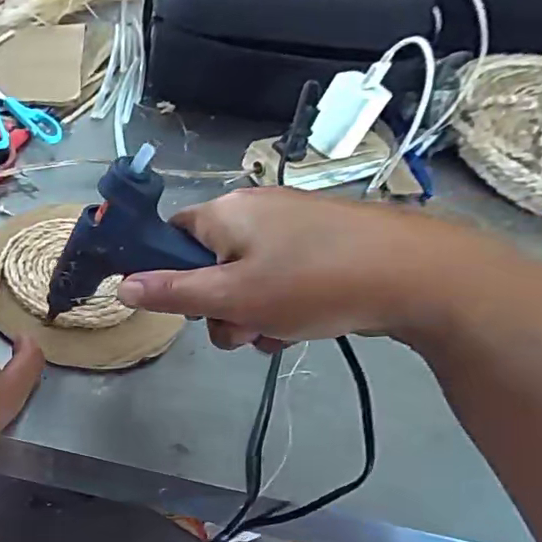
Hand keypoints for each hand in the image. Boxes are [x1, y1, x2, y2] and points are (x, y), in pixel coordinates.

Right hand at [115, 187, 541, 351]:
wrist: (421, 278)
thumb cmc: (313, 283)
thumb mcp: (232, 296)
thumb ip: (172, 293)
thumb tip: (121, 286)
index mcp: (226, 212)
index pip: (170, 237)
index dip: (167, 275)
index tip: (184, 307)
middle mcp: (256, 210)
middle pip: (206, 267)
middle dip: (215, 308)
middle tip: (239, 327)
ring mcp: (292, 227)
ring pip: (242, 282)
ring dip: (247, 315)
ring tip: (274, 331)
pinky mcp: (321, 245)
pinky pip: (276, 280)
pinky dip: (278, 307)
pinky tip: (299, 326)